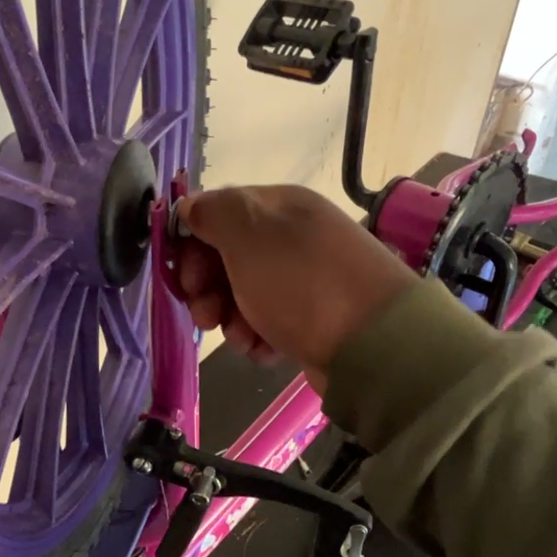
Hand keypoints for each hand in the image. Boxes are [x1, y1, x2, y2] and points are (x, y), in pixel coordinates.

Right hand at [174, 185, 417, 388]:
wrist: (373, 344)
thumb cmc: (302, 283)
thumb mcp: (248, 235)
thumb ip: (212, 213)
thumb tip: (189, 208)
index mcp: (278, 207)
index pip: (215, 215)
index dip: (190, 246)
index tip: (184, 280)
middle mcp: (291, 237)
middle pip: (225, 258)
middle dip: (206, 290)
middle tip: (206, 317)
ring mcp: (303, 279)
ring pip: (242, 295)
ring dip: (230, 319)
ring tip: (242, 338)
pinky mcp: (312, 318)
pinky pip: (267, 323)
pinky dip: (258, 338)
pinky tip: (264, 349)